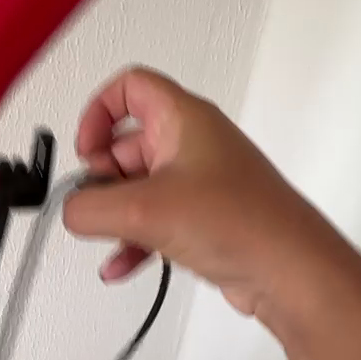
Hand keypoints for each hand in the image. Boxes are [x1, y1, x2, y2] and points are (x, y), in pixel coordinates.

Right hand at [62, 66, 341, 319]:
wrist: (290, 272)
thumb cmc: (241, 223)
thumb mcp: (144, 211)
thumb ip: (90, 207)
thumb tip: (70, 210)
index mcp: (183, 119)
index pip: (130, 87)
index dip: (98, 112)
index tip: (85, 151)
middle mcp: (192, 144)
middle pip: (126, 144)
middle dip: (101, 178)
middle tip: (93, 206)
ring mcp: (199, 183)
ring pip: (138, 188)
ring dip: (115, 215)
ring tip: (107, 238)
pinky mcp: (204, 218)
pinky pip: (155, 221)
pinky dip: (133, 240)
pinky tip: (119, 266)